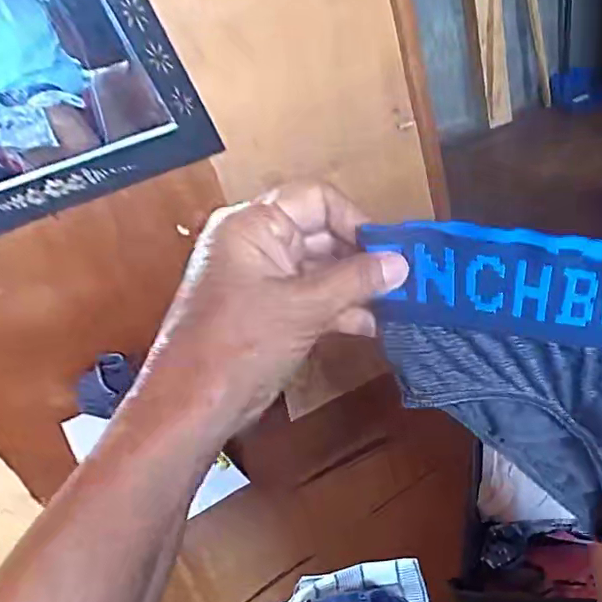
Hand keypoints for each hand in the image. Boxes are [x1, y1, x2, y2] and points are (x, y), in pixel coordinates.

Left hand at [127, 183, 407, 440]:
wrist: (199, 401)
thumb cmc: (236, 345)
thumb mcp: (304, 307)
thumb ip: (355, 281)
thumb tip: (400, 263)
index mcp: (253, 227)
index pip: (315, 200)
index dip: (355, 221)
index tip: (389, 253)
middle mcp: (260, 245)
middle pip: (323, 234)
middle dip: (362, 257)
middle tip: (402, 281)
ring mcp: (268, 280)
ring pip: (325, 270)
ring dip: (359, 287)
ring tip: (395, 305)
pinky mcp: (276, 312)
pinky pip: (318, 299)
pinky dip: (345, 310)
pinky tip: (373, 326)